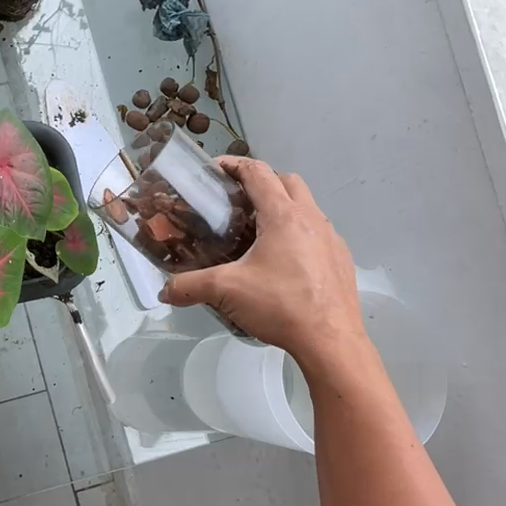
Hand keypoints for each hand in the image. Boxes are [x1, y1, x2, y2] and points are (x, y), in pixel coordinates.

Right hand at [160, 158, 366, 374]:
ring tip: (257, 231)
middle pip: (288, 181)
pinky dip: (297, 233)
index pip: (258, 174)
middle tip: (237, 199)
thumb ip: (190, 286)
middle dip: (262, 181)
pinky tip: (282, 260)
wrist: (330, 340)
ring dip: (283, 206)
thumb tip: (165, 291)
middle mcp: (311, 219)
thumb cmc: (280, 305)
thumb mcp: (226, 292)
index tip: (216, 168)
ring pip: (306, 206)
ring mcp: (331, 239)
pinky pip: (317, 233)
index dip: (235, 165)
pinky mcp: (340, 260)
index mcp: (283, 216)